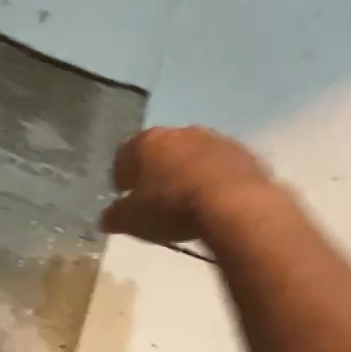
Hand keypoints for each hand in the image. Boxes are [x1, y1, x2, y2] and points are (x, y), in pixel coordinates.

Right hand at [100, 127, 276, 244]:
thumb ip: (114, 215)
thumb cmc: (169, 207)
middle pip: (161, 150)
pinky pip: (218, 165)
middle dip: (154, 170)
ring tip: (182, 201)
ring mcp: (215, 139)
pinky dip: (210, 179)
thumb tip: (107, 217)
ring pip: (191, 155)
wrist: (232, 204)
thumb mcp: (130, 220)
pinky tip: (208, 201)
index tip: (123, 193)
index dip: (121, 175)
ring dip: (184, 172)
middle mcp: (180, 132)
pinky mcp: (243, 153)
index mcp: (146, 142)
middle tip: (151, 196)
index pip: (124, 154)